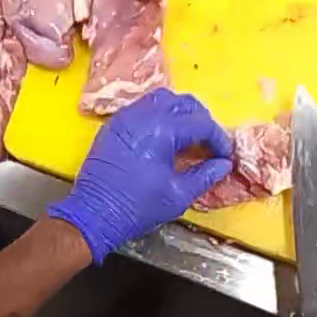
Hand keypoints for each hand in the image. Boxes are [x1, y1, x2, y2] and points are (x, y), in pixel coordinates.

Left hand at [48, 90, 234, 263]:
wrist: (93, 216)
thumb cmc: (136, 208)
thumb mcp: (177, 196)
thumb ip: (204, 176)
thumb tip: (222, 165)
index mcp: (162, 129)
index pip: (201, 123)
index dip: (218, 139)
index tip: (224, 156)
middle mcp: (143, 114)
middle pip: (183, 103)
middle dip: (201, 121)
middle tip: (208, 145)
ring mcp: (125, 117)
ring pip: (161, 100)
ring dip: (179, 115)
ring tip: (186, 140)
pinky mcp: (113, 126)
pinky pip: (141, 109)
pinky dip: (158, 118)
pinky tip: (163, 140)